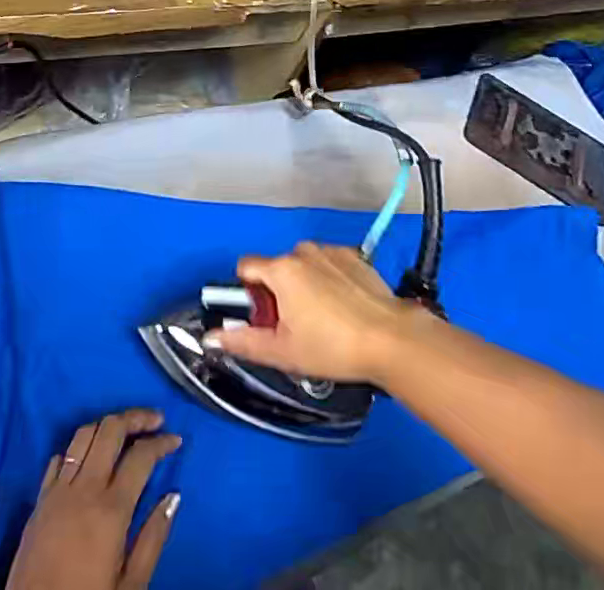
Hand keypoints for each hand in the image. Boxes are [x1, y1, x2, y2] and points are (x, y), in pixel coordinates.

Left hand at [5, 408, 180, 589]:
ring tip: (126, 430)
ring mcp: (57, 490)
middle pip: (110, 430)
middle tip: (155, 419)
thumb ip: (153, 537)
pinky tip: (90, 456)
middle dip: (135, 417)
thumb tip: (173, 496)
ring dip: (107, 425)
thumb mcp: (131, 584)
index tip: (175, 440)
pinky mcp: (39, 499)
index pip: (140, 456)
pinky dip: (78, 448)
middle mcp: (84, 488)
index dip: (161, 442)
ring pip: (83, 434)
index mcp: (111, 509)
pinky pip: (59, 457)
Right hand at [206, 242, 433, 383]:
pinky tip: (344, 307)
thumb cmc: (332, 347)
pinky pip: (328, 264)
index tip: (264, 317)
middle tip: (295, 326)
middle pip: (276, 268)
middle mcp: (302, 251)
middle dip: (278, 292)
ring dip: (304, 284)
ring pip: (303, 265)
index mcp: (280, 270)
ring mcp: (331, 251)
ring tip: (324, 318)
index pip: (245, 267)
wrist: (392, 340)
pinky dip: (329, 279)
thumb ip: (243, 342)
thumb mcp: (282, 352)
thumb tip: (210, 337)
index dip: (248, 292)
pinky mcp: (356, 257)